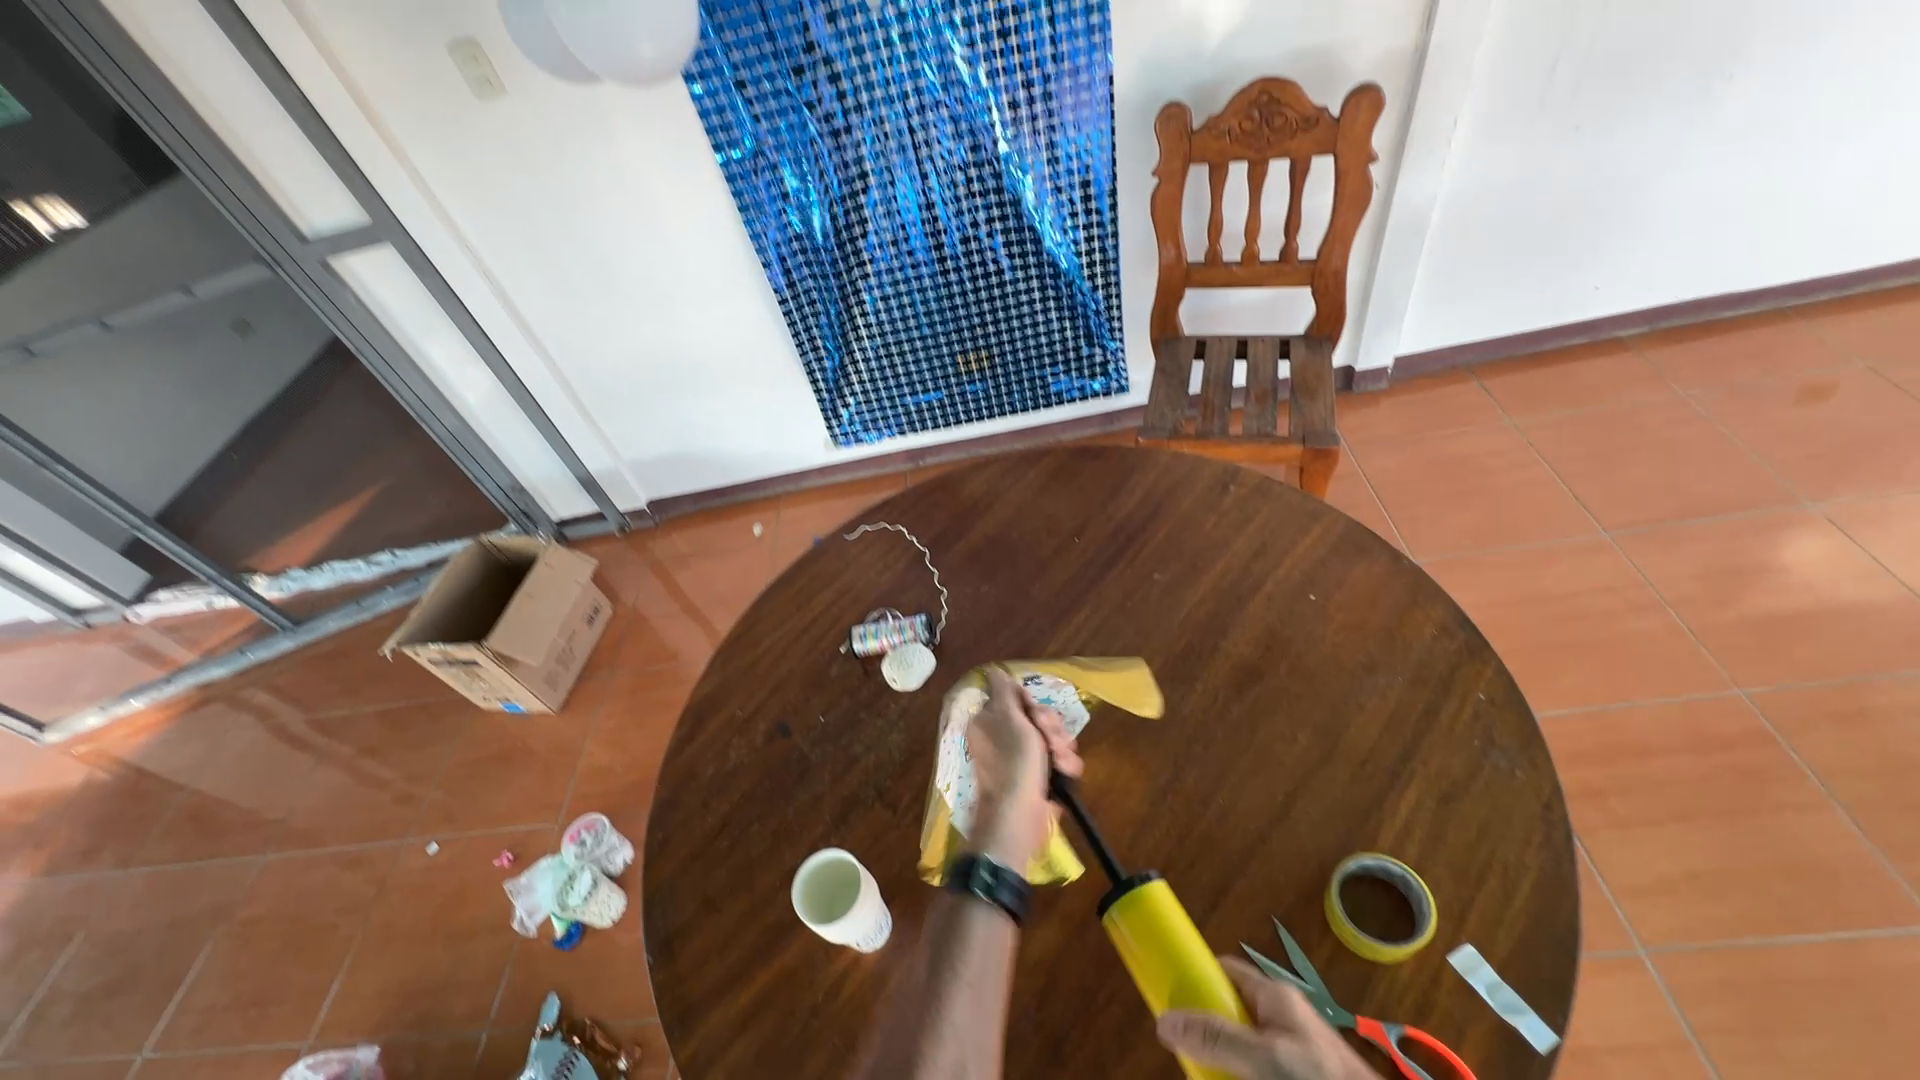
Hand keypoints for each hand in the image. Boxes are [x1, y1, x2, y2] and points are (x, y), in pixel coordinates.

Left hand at [965, 668, 1082, 866]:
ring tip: (1059, 762)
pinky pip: (1061, 761)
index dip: (1033, 705)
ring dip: (1063, 748)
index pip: (1019, 699)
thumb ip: (1003, 691)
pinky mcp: (1042, 777)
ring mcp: (1024, 759)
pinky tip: (1064, 773)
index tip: (1035, 715)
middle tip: (1049, 740)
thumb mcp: (1006, 717)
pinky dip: (1065, 766)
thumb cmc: (1012, 761)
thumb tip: (994, 670)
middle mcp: (1005, 738)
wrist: (1020, 814)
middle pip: (1040, 718)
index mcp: (991, 721)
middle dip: (1051, 728)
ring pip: (1054, 739)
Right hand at [1157, 957, 1373, 1079]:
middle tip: (1186, 1058)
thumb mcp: (1264, 1058)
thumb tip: (1162, 1020)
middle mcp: (1279, 1018)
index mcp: (1273, 997)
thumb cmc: (1320, 1079)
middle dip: (1205, 1036)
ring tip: (1204, 1075)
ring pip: (1241, 1051)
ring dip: (1221, 1066)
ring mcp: (1289, 1051)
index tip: (1169, 1002)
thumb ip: (1216, 1039)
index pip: (1224, 971)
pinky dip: (1238, 1076)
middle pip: (1227, 1015)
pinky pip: (1256, 1070)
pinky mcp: (1294, 1074)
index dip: (1194, 980)